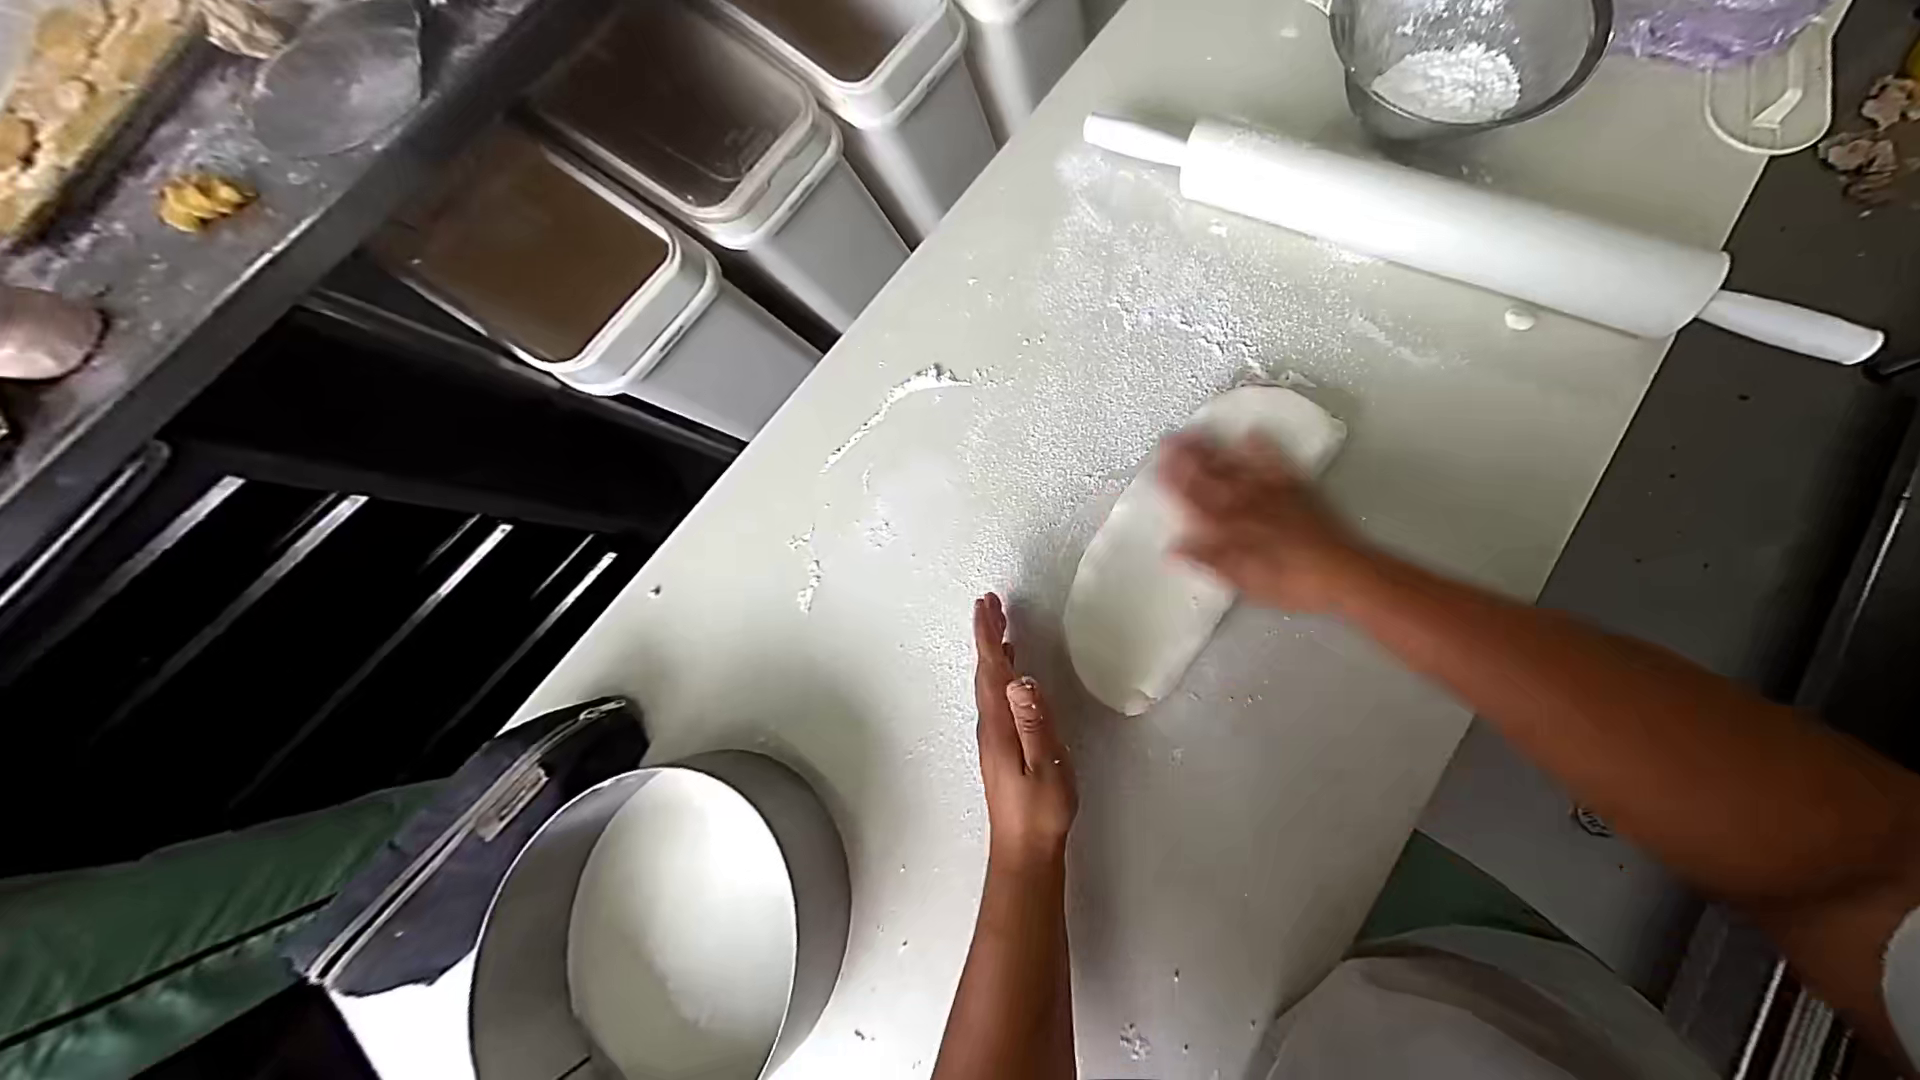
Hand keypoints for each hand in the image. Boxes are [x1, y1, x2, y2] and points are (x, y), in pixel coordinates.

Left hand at [973, 593, 1076, 867]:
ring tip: (999, 626)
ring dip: (991, 650)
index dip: (988, 634)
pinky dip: (999, 672)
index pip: (991, 669)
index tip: (987, 605)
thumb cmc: (1040, 811)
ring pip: (988, 681)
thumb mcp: (1047, 765)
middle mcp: (990, 724)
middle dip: (986, 633)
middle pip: (985, 669)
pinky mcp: (1001, 744)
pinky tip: (1009, 672)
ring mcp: (993, 735)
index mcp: (1000, 724)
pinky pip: (996, 694)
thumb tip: (1020, 679)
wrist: (1024, 850)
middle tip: (990, 603)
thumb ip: (1035, 722)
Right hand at [1158, 432, 1373, 612]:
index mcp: (1230, 528)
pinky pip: (1276, 463)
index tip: (1155, 468)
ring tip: (1195, 430)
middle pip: (1209, 477)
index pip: (1192, 501)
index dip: (1171, 484)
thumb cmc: (1294, 581)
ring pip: (1235, 466)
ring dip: (1213, 447)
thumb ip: (1207, 560)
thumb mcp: (1242, 580)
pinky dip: (1263, 446)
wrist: (1344, 574)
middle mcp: (1247, 506)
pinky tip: (1253, 432)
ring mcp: (1272, 494)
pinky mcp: (1296, 490)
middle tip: (1168, 439)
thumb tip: (1175, 549)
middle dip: (1185, 458)